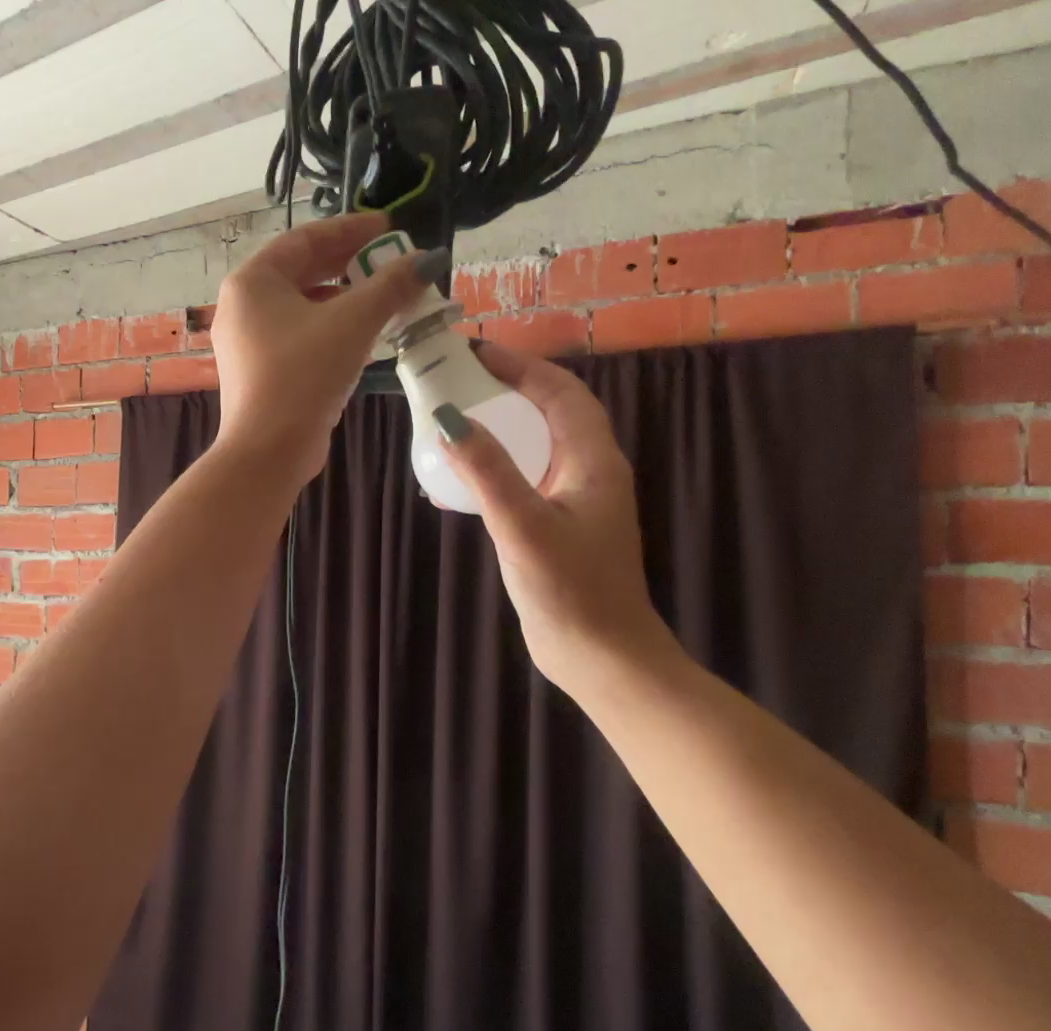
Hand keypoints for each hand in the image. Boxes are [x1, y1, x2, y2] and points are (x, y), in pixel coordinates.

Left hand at [210, 212, 441, 480]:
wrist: (268, 451)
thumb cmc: (303, 375)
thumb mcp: (352, 323)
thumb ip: (390, 286)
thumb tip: (426, 260)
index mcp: (252, 282)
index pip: (304, 239)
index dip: (349, 229)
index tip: (388, 227)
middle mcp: (242, 307)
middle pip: (301, 271)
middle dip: (348, 263)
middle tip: (391, 259)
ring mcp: (247, 342)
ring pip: (302, 306)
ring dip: (344, 298)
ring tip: (385, 296)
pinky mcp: (260, 372)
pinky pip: (299, 335)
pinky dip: (331, 327)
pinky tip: (364, 335)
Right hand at [436, 343, 678, 690]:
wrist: (602, 657)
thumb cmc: (570, 590)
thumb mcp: (523, 526)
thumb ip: (487, 471)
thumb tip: (449, 419)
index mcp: (593, 461)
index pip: (560, 392)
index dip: (520, 366)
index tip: (473, 353)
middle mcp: (588, 472)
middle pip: (548, 412)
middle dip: (504, 390)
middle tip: (454, 383)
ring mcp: (574, 502)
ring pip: (534, 446)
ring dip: (497, 428)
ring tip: (450, 422)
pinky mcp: (557, 528)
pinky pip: (523, 480)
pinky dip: (493, 468)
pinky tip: (457, 483)